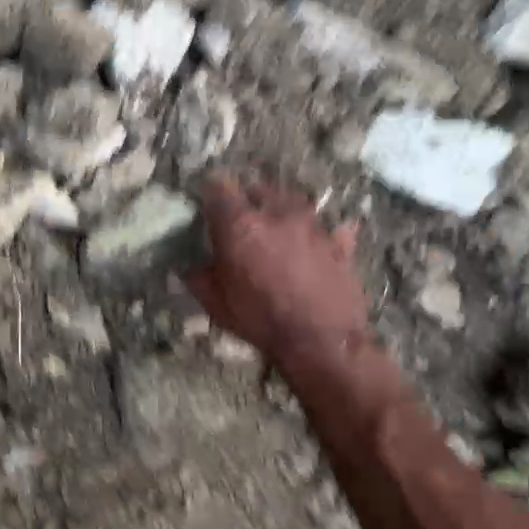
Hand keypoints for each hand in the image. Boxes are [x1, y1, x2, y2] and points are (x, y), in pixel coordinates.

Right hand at [188, 175, 370, 363]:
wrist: (320, 340)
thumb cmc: (256, 316)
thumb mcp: (210, 296)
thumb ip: (196, 271)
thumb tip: (187, 263)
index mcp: (238, 224)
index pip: (218, 187)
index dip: (208, 189)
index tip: (203, 198)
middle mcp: (277, 216)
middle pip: (261, 188)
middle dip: (248, 195)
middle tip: (239, 211)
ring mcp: (314, 229)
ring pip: (296, 203)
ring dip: (282, 208)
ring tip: (276, 222)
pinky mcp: (341, 247)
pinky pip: (332, 228)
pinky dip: (322, 231)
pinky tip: (316, 240)